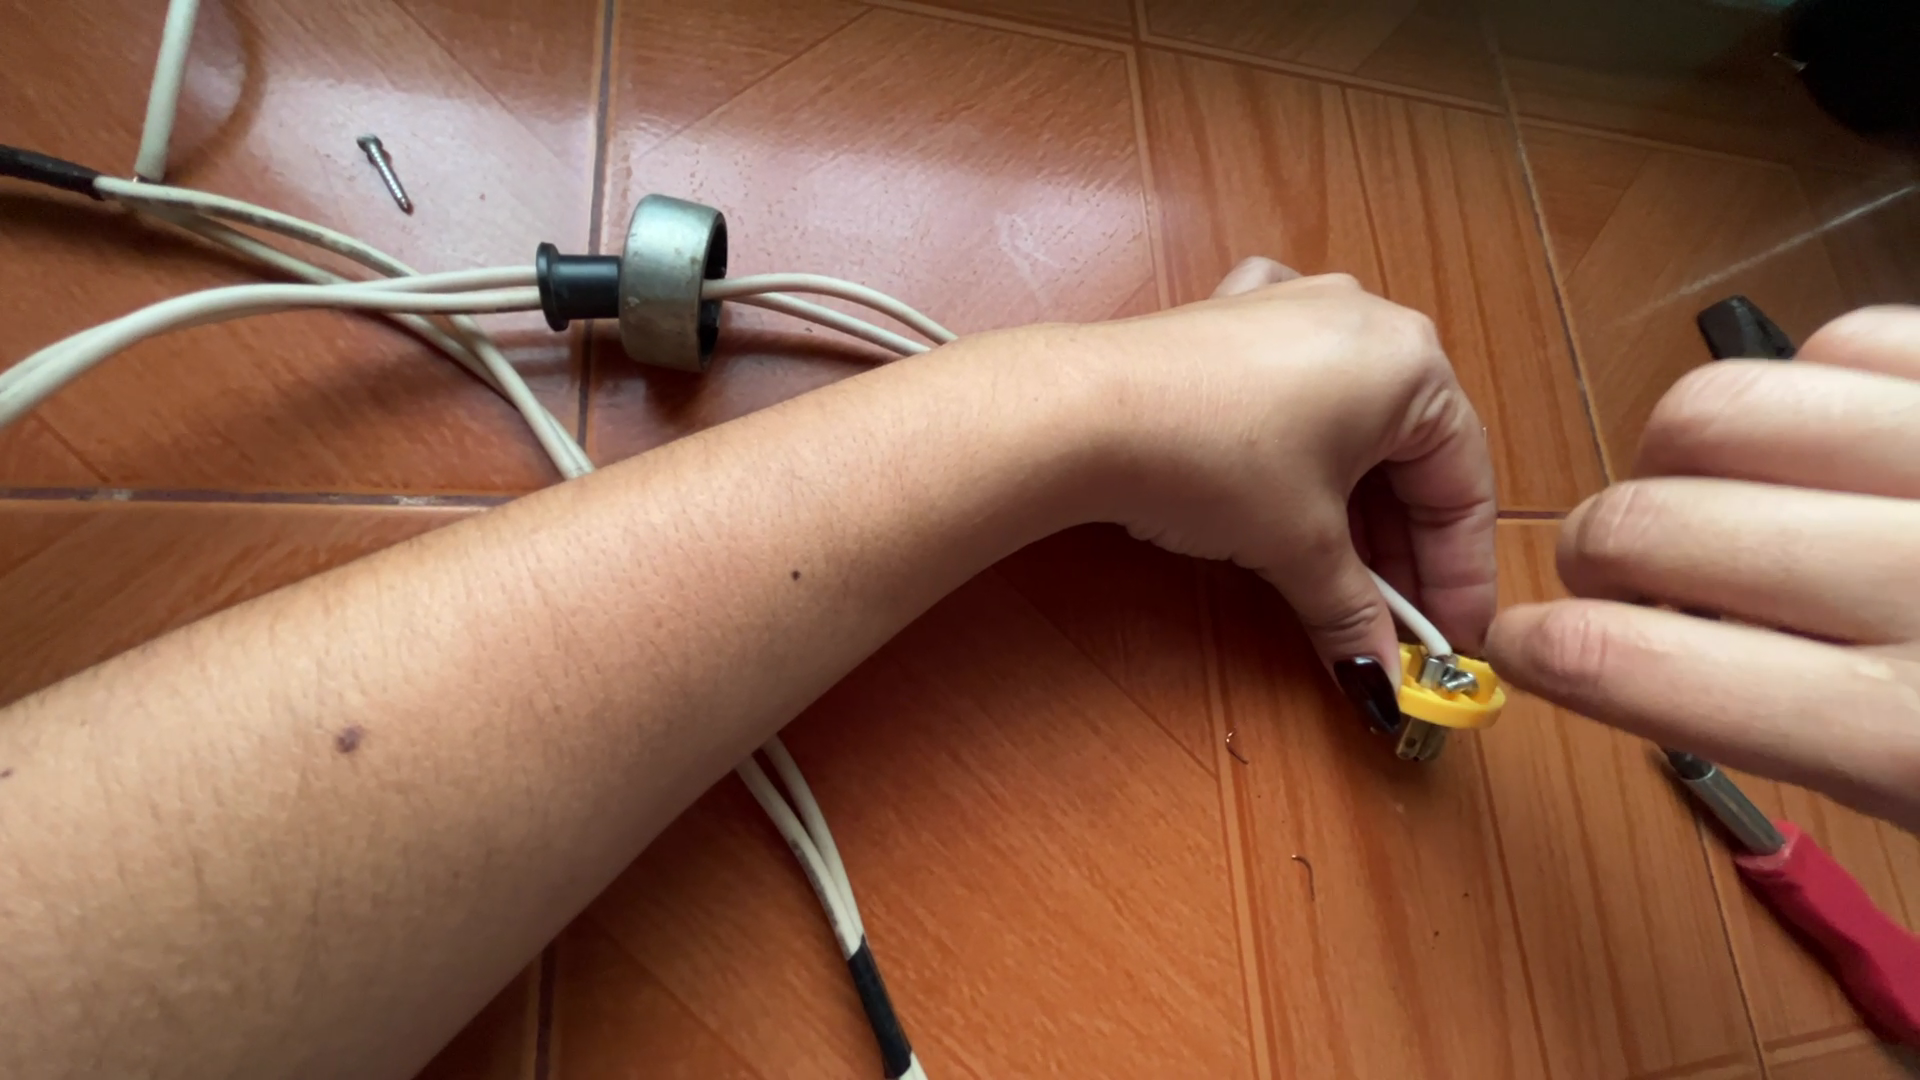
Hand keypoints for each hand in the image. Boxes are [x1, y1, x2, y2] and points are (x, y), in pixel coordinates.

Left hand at [1072, 257, 1496, 725]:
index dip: (1457, 575)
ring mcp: (1284, 309)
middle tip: (1385, 621)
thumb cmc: (1216, 464)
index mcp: (1410, 362)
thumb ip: (1347, 610)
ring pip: (1339, 423)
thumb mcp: (1296, 545)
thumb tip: (1375, 680)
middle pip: (1398, 455)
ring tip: (1333, 571)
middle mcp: (1358, 319)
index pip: (1461, 486)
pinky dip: (1289, 437)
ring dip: (1341, 502)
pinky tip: (1284, 457)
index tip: (1445, 640)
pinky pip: (1280, 382)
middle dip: (1392, 546)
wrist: (1085, 411)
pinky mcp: (1224, 322)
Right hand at [1488, 306, 1919, 830]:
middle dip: (1593, 554)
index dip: (1532, 648)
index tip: (1521, 644)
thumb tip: (1652, 659)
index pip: (1614, 659)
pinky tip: (1855, 448)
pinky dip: (1815, 392)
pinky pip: (1854, 341)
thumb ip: (1791, 731)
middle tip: (1633, 583)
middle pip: (1632, 523)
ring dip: (1683, 464)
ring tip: (1736, 501)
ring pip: (1713, 410)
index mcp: (1919, 731)